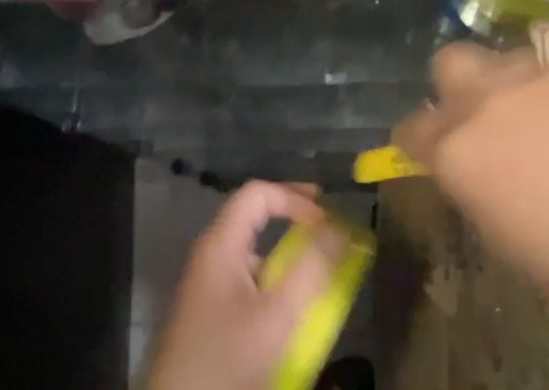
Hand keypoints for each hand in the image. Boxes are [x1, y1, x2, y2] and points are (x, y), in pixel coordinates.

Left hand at [144, 181, 344, 389]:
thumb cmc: (228, 356)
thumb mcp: (278, 315)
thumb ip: (311, 269)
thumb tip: (338, 229)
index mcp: (221, 243)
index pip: (257, 194)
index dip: (293, 197)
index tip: (326, 220)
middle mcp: (212, 254)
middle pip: (253, 216)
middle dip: (293, 218)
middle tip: (329, 227)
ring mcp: (209, 282)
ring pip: (252, 251)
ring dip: (286, 253)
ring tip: (318, 269)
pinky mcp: (212, 310)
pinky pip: (248, 280)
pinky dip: (275, 281)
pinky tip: (293, 307)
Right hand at [393, 43, 548, 334]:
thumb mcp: (515, 243)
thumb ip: (486, 195)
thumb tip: (487, 182)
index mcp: (460, 154)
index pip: (413, 128)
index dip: (419, 139)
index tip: (429, 152)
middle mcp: (492, 102)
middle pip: (450, 63)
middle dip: (457, 86)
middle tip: (484, 119)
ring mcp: (547, 79)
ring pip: (512, 59)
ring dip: (518, 86)